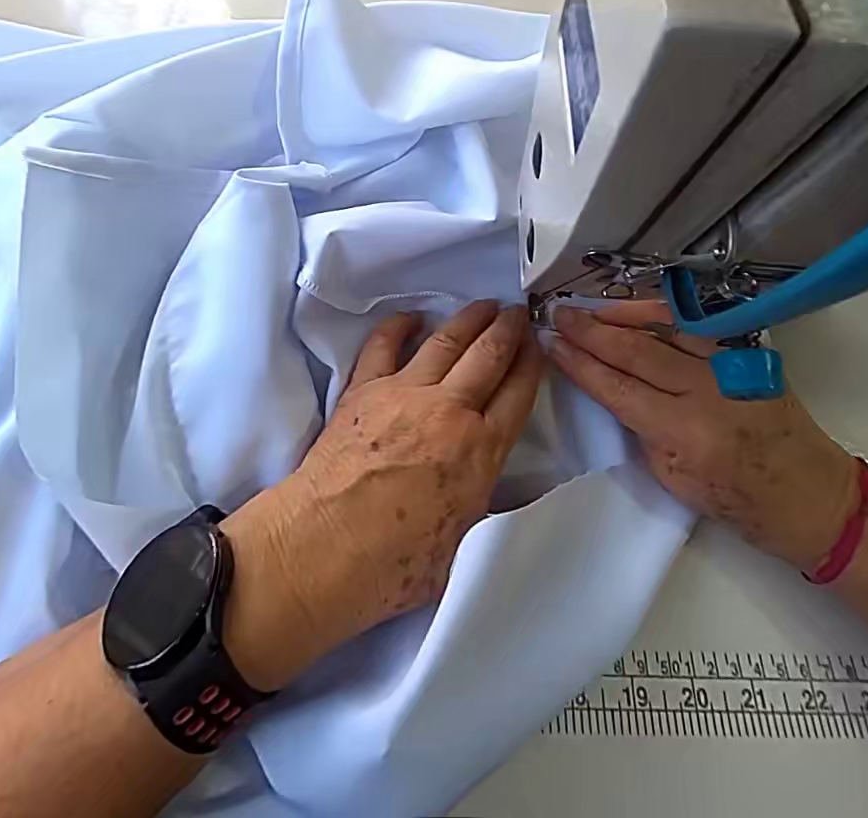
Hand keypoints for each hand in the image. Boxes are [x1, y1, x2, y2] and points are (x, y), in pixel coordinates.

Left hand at [219, 301, 543, 690]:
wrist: (328, 544)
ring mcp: (404, 395)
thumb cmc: (395, 562)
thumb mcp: (460, 539)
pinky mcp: (363, 390)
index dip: (532, 367)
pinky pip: (384, 346)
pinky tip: (411, 317)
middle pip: (487, 357)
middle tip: (516, 313)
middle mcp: (449, 413)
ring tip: (483, 306)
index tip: (538, 347)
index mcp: (480, 452)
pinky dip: (399, 327)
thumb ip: (471, 499)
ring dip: (467, 320)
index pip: (518, 396)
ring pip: (444, 344)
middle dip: (506, 330)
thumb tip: (471, 483)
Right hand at [546, 299, 858, 571]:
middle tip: (559, 316)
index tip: (550, 344)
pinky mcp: (749, 357)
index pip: (617, 387)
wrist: (816, 498)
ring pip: (666, 327)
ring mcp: (734, 368)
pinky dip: (659, 315)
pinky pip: (694, 327)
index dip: (579, 363)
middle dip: (591, 331)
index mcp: (686, 432)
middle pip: (637, 349)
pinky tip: (633, 310)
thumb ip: (640, 428)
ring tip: (587, 310)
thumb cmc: (738, 502)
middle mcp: (710, 391)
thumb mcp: (671, 477)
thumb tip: (610, 387)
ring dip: (621, 314)